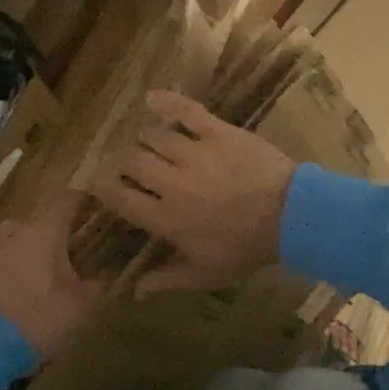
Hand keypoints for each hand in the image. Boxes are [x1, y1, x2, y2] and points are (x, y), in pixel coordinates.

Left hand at [0, 194, 104, 358]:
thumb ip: (94, 288)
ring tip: (22, 277)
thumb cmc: (34, 322)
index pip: (66, 203)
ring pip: (6, 240)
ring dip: (16, 252)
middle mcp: (12, 231)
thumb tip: (105, 275)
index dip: (78, 200)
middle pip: (34, 225)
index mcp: (44, 234)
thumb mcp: (76, 311)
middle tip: (54, 261)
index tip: (87, 201)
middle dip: (45, 238)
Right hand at [94, 90, 298, 297]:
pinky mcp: (217, 131)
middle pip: (132, 162)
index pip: (121, 198)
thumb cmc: (247, 248)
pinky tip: (152, 99)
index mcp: (167, 218)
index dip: (103, 188)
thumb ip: (168, 279)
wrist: (291, 216)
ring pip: (155, 135)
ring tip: (151, 142)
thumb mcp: (206, 274)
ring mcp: (195, 152)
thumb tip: (134, 291)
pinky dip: (167, 103)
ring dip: (148, 138)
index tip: (97, 183)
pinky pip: (186, 111)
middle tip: (127, 163)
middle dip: (122, 161)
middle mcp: (172, 182)